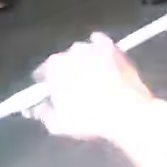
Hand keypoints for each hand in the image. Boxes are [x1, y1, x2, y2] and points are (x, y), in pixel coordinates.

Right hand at [29, 33, 161, 143]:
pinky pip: (100, 41)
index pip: (43, 72)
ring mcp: (93, 47)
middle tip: (72, 87)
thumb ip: (44, 114)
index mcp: (54, 68)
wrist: (127, 112)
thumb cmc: (90, 119)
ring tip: (89, 75)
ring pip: (81, 51)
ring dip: (82, 60)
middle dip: (65, 72)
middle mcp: (71, 52)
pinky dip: (97, 45)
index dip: (45, 82)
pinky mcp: (113, 47)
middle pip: (63, 60)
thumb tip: (39, 109)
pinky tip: (100, 53)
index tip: (49, 91)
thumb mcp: (58, 124)